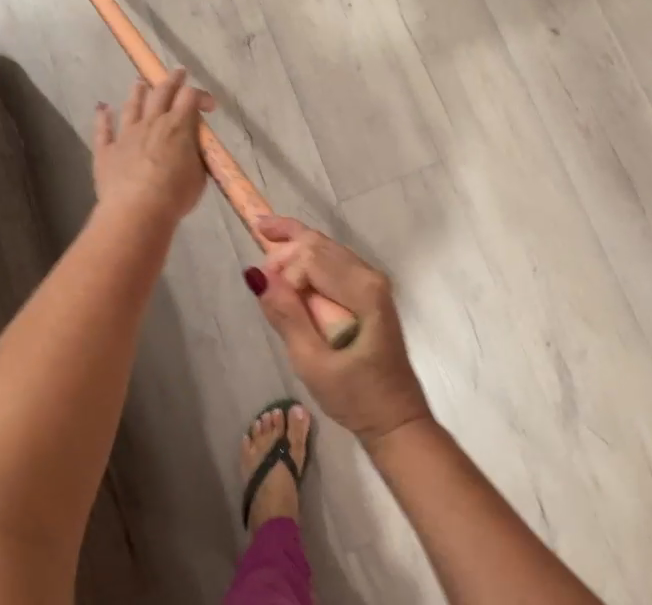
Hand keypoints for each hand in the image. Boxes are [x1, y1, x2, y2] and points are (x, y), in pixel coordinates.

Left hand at [92, 70, 215, 227]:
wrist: (136, 211)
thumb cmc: (174, 195)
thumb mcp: (199, 175)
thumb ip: (196, 156)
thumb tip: (192, 148)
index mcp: (177, 126)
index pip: (190, 97)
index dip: (201, 96)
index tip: (209, 106)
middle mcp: (151, 123)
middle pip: (161, 93)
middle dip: (172, 80)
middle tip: (178, 72)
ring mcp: (126, 135)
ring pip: (132, 106)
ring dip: (137, 92)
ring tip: (140, 83)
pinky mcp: (106, 151)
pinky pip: (103, 130)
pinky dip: (102, 118)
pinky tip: (102, 108)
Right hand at [250, 216, 432, 447]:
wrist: (395, 419)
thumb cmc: (355, 396)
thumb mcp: (312, 362)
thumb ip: (287, 316)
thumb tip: (257, 274)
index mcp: (363, 291)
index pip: (312, 256)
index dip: (283, 266)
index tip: (266, 295)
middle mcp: (371, 277)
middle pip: (320, 244)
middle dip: (287, 240)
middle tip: (256, 233)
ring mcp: (374, 284)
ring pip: (328, 250)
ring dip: (297, 245)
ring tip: (265, 232)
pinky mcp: (371, 295)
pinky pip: (335, 265)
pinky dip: (310, 260)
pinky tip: (291, 260)